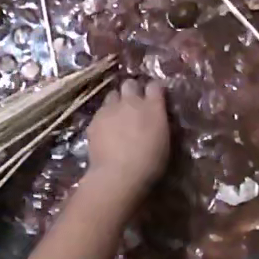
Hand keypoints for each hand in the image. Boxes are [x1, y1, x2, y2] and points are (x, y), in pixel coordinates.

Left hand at [83, 79, 169, 199]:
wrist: (118, 173)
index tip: (154, 97)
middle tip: (132, 104)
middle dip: (131, 90)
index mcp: (153, 107)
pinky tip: (105, 130)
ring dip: (116, 102)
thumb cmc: (149, 163)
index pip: (155, 86)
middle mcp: (131, 102)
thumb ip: (159, 123)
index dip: (154, 90)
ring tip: (117, 116)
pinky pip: (100, 112)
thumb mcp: (163, 141)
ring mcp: (110, 109)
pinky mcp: (95, 119)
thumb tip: (156, 118)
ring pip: (112, 95)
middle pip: (129, 84)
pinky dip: (104, 117)